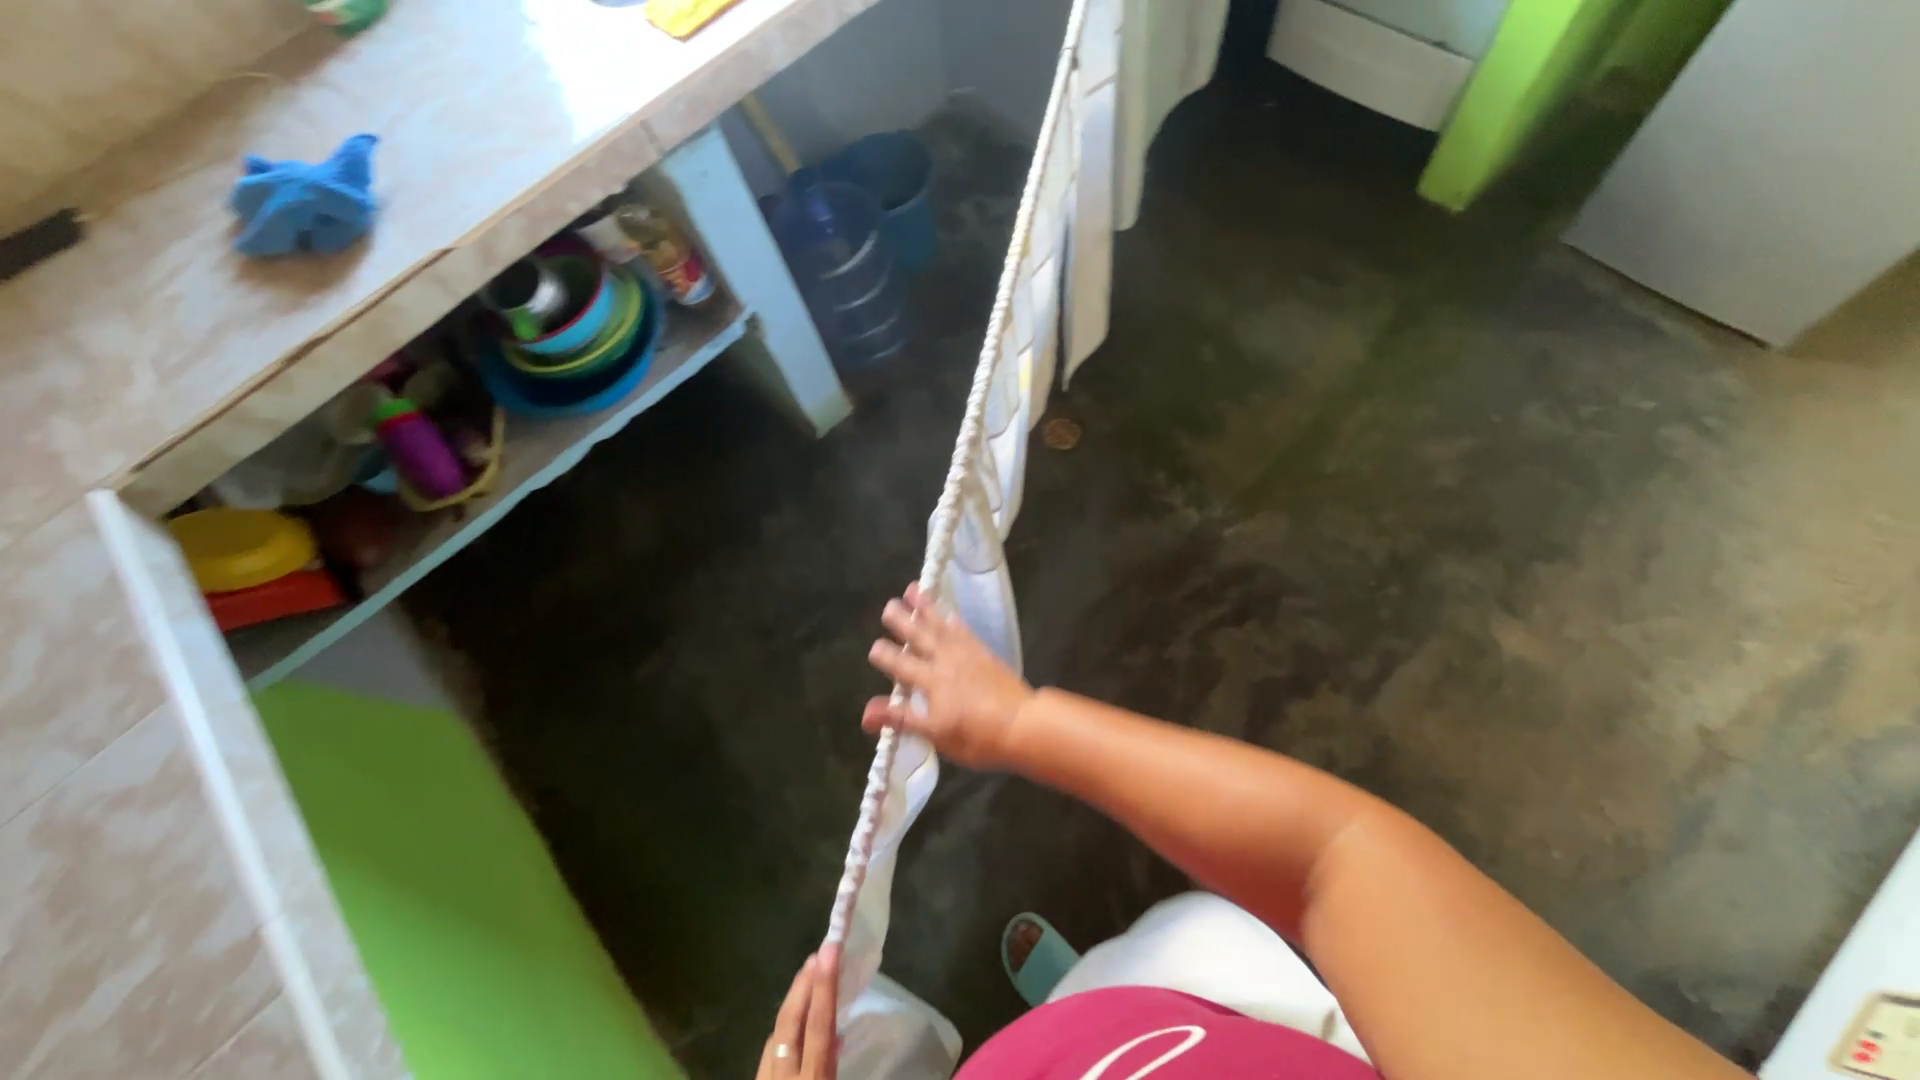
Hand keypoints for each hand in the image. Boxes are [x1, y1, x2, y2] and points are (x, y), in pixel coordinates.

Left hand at [757, 947, 838, 1079]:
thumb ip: (836, 1063)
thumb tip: (840, 1037)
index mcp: (812, 1078)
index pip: (818, 1024)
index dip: (825, 984)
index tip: (831, 948)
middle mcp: (782, 1074)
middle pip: (789, 1020)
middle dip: (804, 983)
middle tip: (818, 954)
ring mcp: (764, 1078)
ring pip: (775, 1032)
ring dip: (792, 1003)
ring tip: (808, 980)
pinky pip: (769, 1051)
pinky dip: (783, 1031)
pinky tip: (793, 1025)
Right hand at [864, 582, 1035, 767]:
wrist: (1023, 724)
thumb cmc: (977, 737)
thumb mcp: (935, 734)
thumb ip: (901, 719)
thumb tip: (865, 713)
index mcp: (932, 683)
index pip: (901, 666)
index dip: (886, 656)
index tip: (874, 646)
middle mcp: (946, 662)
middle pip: (920, 637)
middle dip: (903, 621)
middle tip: (889, 606)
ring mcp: (967, 655)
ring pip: (941, 626)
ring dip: (926, 608)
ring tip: (914, 590)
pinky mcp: (985, 654)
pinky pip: (965, 631)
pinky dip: (954, 620)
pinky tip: (950, 613)